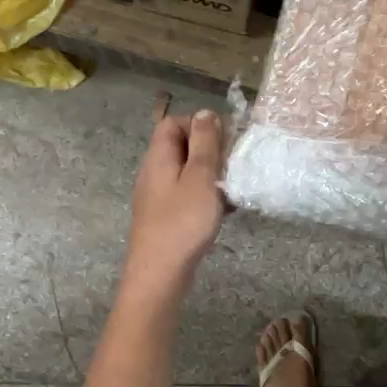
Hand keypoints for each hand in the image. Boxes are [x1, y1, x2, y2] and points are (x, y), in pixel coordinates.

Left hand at [124, 109, 226, 289]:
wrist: (160, 274)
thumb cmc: (183, 222)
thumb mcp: (200, 176)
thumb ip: (205, 143)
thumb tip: (205, 112)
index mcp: (159, 156)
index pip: (173, 122)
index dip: (199, 124)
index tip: (224, 141)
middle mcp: (154, 171)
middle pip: (181, 147)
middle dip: (210, 151)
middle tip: (232, 167)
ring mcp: (158, 195)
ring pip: (187, 172)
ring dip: (211, 176)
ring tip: (232, 190)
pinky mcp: (165, 216)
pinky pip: (187, 195)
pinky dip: (206, 197)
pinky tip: (224, 211)